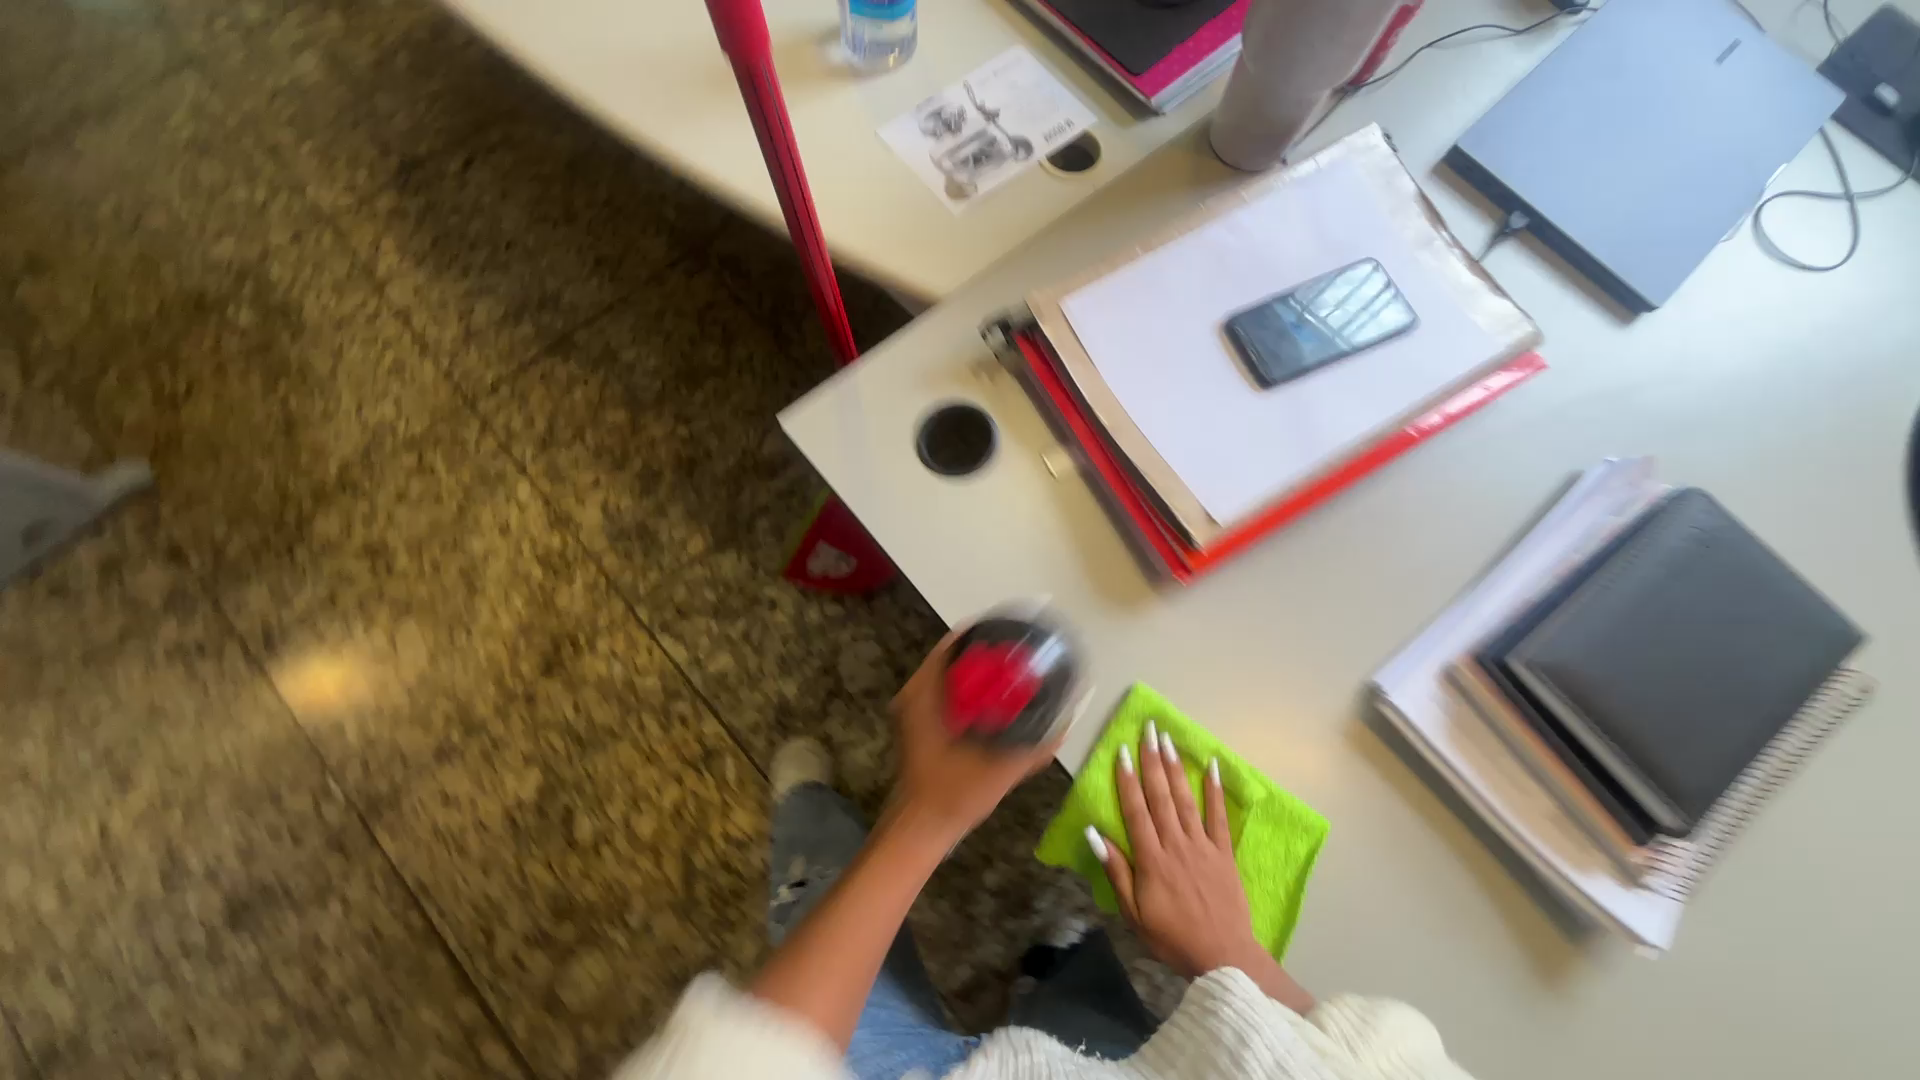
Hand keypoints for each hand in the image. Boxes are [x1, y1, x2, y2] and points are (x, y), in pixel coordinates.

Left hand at [888, 632, 1067, 840]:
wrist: (919, 829)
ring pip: (949, 674)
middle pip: (953, 655)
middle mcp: (914, 694)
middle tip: (1022, 650)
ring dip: (979, 671)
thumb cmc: (952, 795)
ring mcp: (913, 709)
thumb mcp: (1000, 769)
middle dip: (988, 651)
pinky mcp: (918, 723)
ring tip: (1015, 669)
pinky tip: (998, 700)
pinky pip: (946, 692)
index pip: (954, 643)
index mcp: (924, 694)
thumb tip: (1069, 720)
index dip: (985, 631)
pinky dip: (971, 690)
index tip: (1015, 629)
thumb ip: (1037, 746)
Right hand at [1088, 722, 1267, 980]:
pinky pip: (1218, 817)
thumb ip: (1117, 870)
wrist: (1224, 957)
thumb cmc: (1171, 937)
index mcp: (1151, 858)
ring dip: (1175, 767)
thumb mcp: (1134, 913)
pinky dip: (1215, 790)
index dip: (1128, 779)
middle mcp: (1176, 844)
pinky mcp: (1224, 853)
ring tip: (1168, 739)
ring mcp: (1202, 846)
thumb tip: (1095, 833)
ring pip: (1186, 799)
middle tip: (1148, 729)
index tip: (1123, 750)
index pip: (1135, 810)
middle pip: (1160, 795)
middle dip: (1152, 760)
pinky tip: (1212, 767)